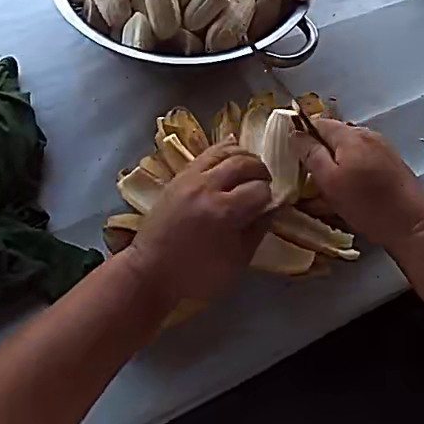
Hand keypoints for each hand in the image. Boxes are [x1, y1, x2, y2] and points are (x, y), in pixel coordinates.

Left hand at [126, 143, 271, 302]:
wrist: (151, 271)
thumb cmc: (197, 274)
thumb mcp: (237, 261)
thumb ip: (257, 230)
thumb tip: (271, 208)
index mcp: (223, 212)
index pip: (259, 190)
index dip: (268, 197)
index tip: (267, 205)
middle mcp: (208, 187)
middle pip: (245, 164)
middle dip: (261, 171)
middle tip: (265, 183)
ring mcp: (191, 178)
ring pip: (226, 151)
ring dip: (245, 156)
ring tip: (251, 168)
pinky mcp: (180, 176)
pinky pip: (207, 153)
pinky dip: (224, 150)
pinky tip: (234, 155)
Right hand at [299, 118, 423, 253]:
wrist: (413, 224)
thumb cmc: (367, 205)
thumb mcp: (330, 182)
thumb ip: (312, 155)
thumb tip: (296, 134)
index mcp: (351, 135)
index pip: (318, 122)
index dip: (301, 134)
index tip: (290, 154)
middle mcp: (368, 135)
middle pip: (334, 135)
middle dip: (318, 152)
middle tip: (306, 176)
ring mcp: (382, 148)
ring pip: (349, 150)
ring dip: (335, 164)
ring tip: (326, 188)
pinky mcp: (391, 164)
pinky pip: (363, 160)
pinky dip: (351, 170)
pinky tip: (348, 192)